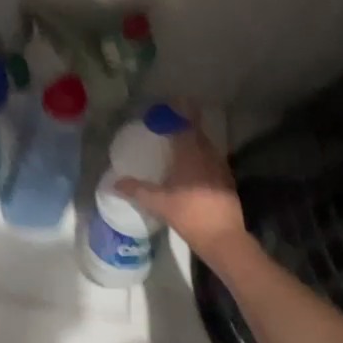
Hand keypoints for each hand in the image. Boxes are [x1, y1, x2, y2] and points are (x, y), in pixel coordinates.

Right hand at [113, 109, 247, 258]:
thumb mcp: (158, 203)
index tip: (172, 104)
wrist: (223, 238)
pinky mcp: (227, 181)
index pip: (186, 125)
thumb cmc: (189, 215)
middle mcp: (208, 155)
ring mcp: (220, 168)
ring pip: (207, 147)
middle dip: (186, 126)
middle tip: (171, 125)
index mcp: (191, 155)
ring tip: (180, 146)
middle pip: (198, 133)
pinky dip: (202, 157)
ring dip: (195, 142)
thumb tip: (115, 183)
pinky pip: (213, 160)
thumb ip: (137, 190)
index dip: (180, 113)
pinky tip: (194, 169)